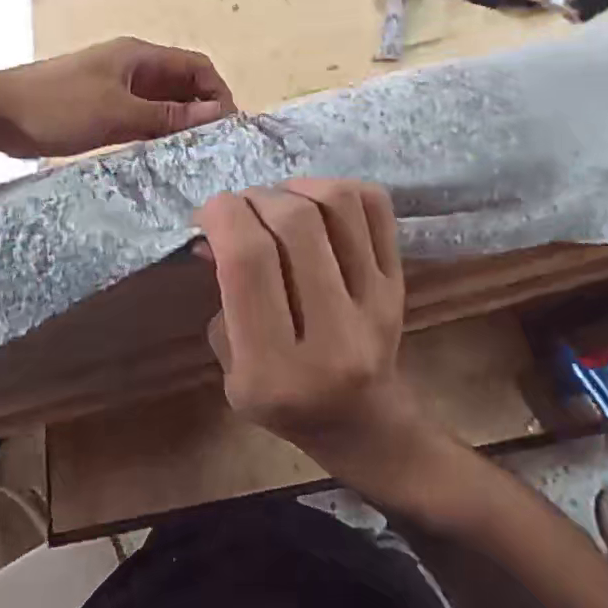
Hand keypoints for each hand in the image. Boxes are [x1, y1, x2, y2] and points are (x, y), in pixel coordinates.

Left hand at [0, 37, 234, 157]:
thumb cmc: (59, 106)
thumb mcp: (119, 113)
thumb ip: (169, 116)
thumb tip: (218, 114)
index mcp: (140, 57)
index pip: (197, 67)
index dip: (218, 92)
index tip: (229, 126)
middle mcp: (135, 69)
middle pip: (184, 85)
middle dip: (204, 111)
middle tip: (217, 147)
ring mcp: (119, 89)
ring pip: (165, 104)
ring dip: (182, 124)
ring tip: (198, 155)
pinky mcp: (105, 109)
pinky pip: (144, 118)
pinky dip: (160, 133)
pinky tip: (167, 155)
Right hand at [194, 180, 426, 464]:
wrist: (361, 420)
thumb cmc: (284, 402)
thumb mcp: (234, 370)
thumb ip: (223, 300)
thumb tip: (217, 232)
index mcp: (276, 369)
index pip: (249, 262)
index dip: (222, 217)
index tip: (208, 213)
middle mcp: (334, 333)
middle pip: (294, 224)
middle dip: (255, 198)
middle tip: (240, 208)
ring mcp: (377, 303)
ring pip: (339, 205)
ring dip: (296, 187)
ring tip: (277, 202)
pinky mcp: (399, 282)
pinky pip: (376, 207)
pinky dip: (339, 189)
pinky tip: (315, 203)